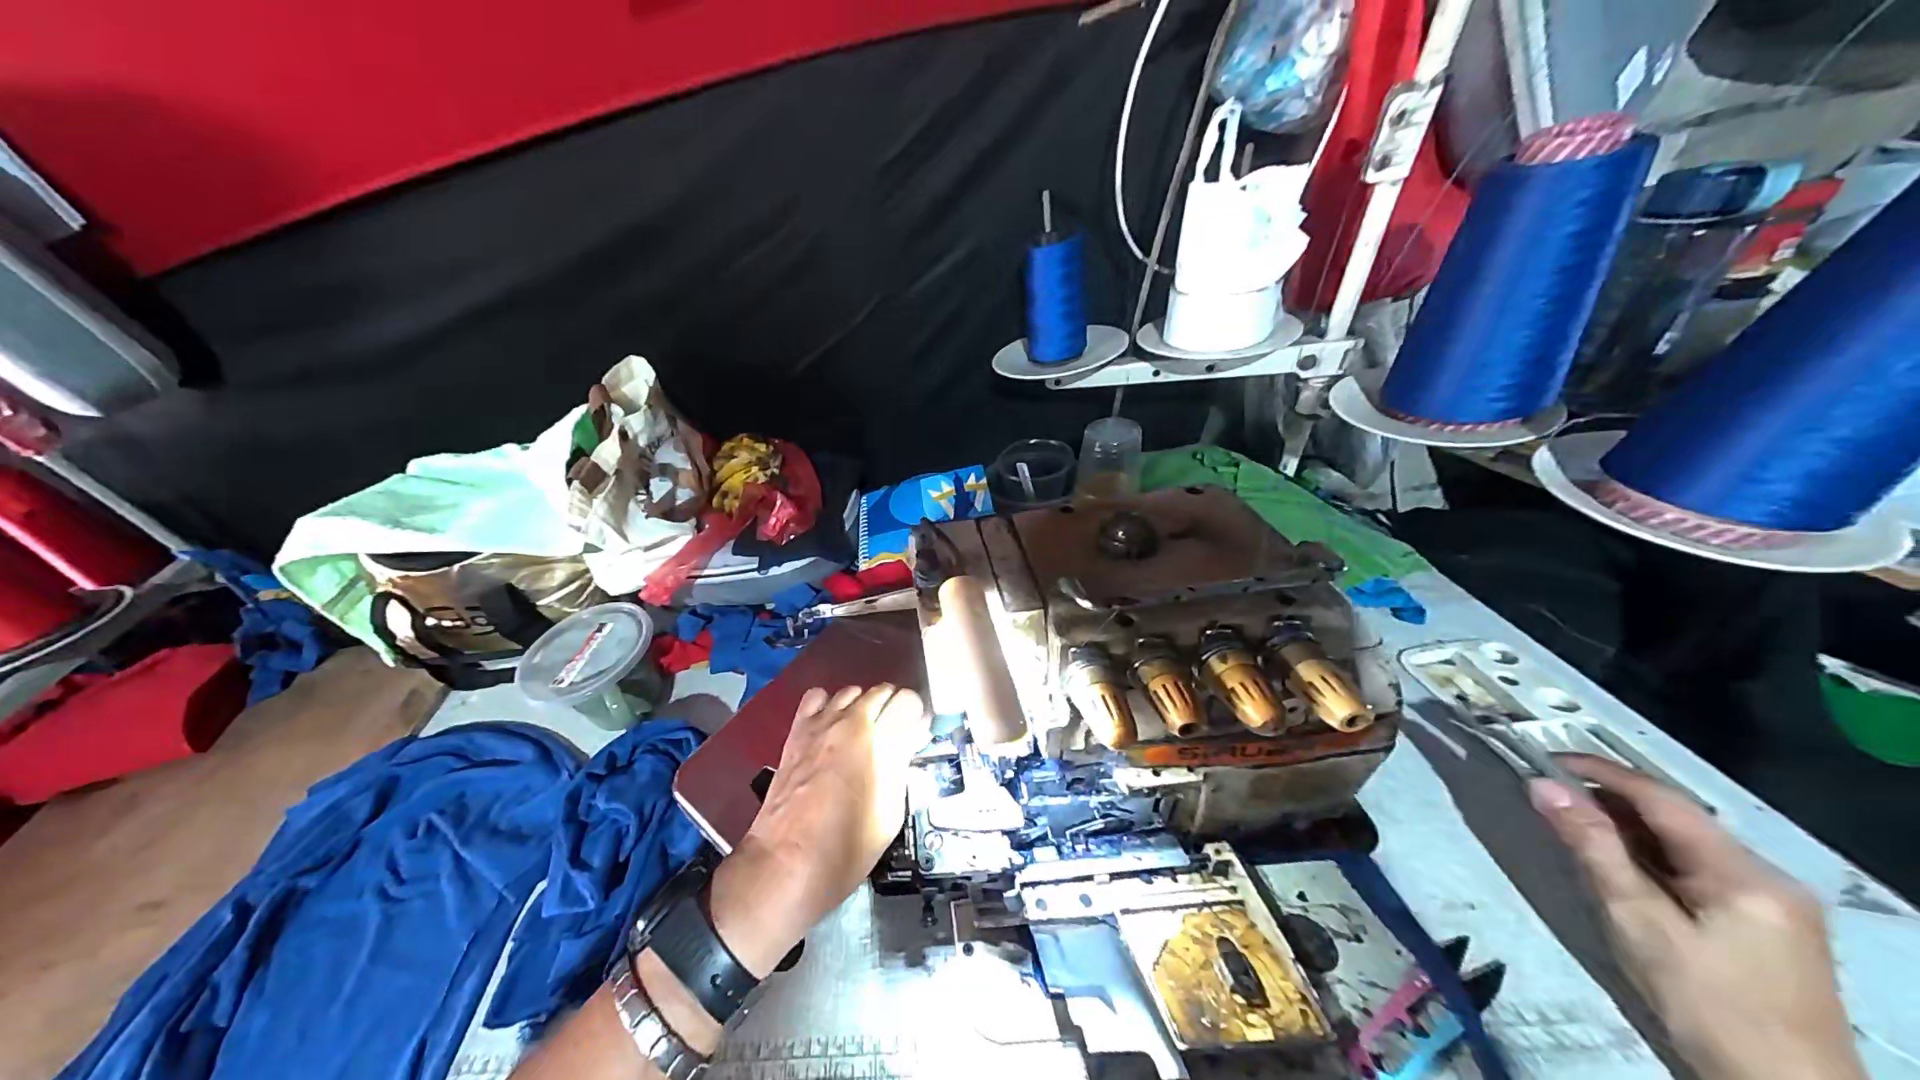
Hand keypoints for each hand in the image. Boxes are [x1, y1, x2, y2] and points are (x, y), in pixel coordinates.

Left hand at [708, 684, 929, 976]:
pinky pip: (817, 697)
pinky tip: (831, 727)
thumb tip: (904, 747)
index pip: (909, 700)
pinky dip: (828, 705)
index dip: (917, 716)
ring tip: (864, 732)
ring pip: (851, 691)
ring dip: (862, 705)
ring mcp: (820, 724)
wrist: (787, 865)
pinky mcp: (796, 732)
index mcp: (880, 741)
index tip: (917, 733)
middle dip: (893, 708)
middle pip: (881, 691)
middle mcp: (850, 723)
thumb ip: (900, 768)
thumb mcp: (891, 813)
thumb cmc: (846, 848)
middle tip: (895, 735)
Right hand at [1530, 755, 1864, 1079]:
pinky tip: (1620, 871)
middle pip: (1676, 819)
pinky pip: (1697, 870)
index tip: (1543, 759)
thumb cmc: (1705, 1002)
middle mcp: (1767, 875)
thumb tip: (1543, 786)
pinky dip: (1651, 859)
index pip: (1661, 798)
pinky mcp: (1766, 926)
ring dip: (1627, 831)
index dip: (1601, 772)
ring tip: (1572, 829)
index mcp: (1744, 872)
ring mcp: (1773, 903)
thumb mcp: (1638, 922)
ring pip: (1684, 845)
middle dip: (1610, 802)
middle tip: (1548, 798)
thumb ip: (1594, 849)